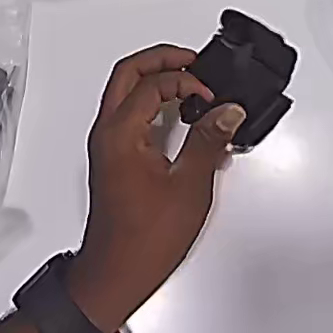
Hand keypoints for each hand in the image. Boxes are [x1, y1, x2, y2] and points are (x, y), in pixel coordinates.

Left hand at [68, 45, 245, 332]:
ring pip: (123, 90)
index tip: (210, 95)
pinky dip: (150, 101)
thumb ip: (208, 141)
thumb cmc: (142, 240)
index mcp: (120, 134)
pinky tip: (176, 113)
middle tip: (192, 60)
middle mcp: (107, 133)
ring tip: (188, 81)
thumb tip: (226, 111)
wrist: (116, 272)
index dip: (184, 80)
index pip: (150, 83)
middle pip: (127, 73)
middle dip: (160, 60)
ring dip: (154, 78)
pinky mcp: (112, 156)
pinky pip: (127, 112)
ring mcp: (106, 144)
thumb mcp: (189, 186)